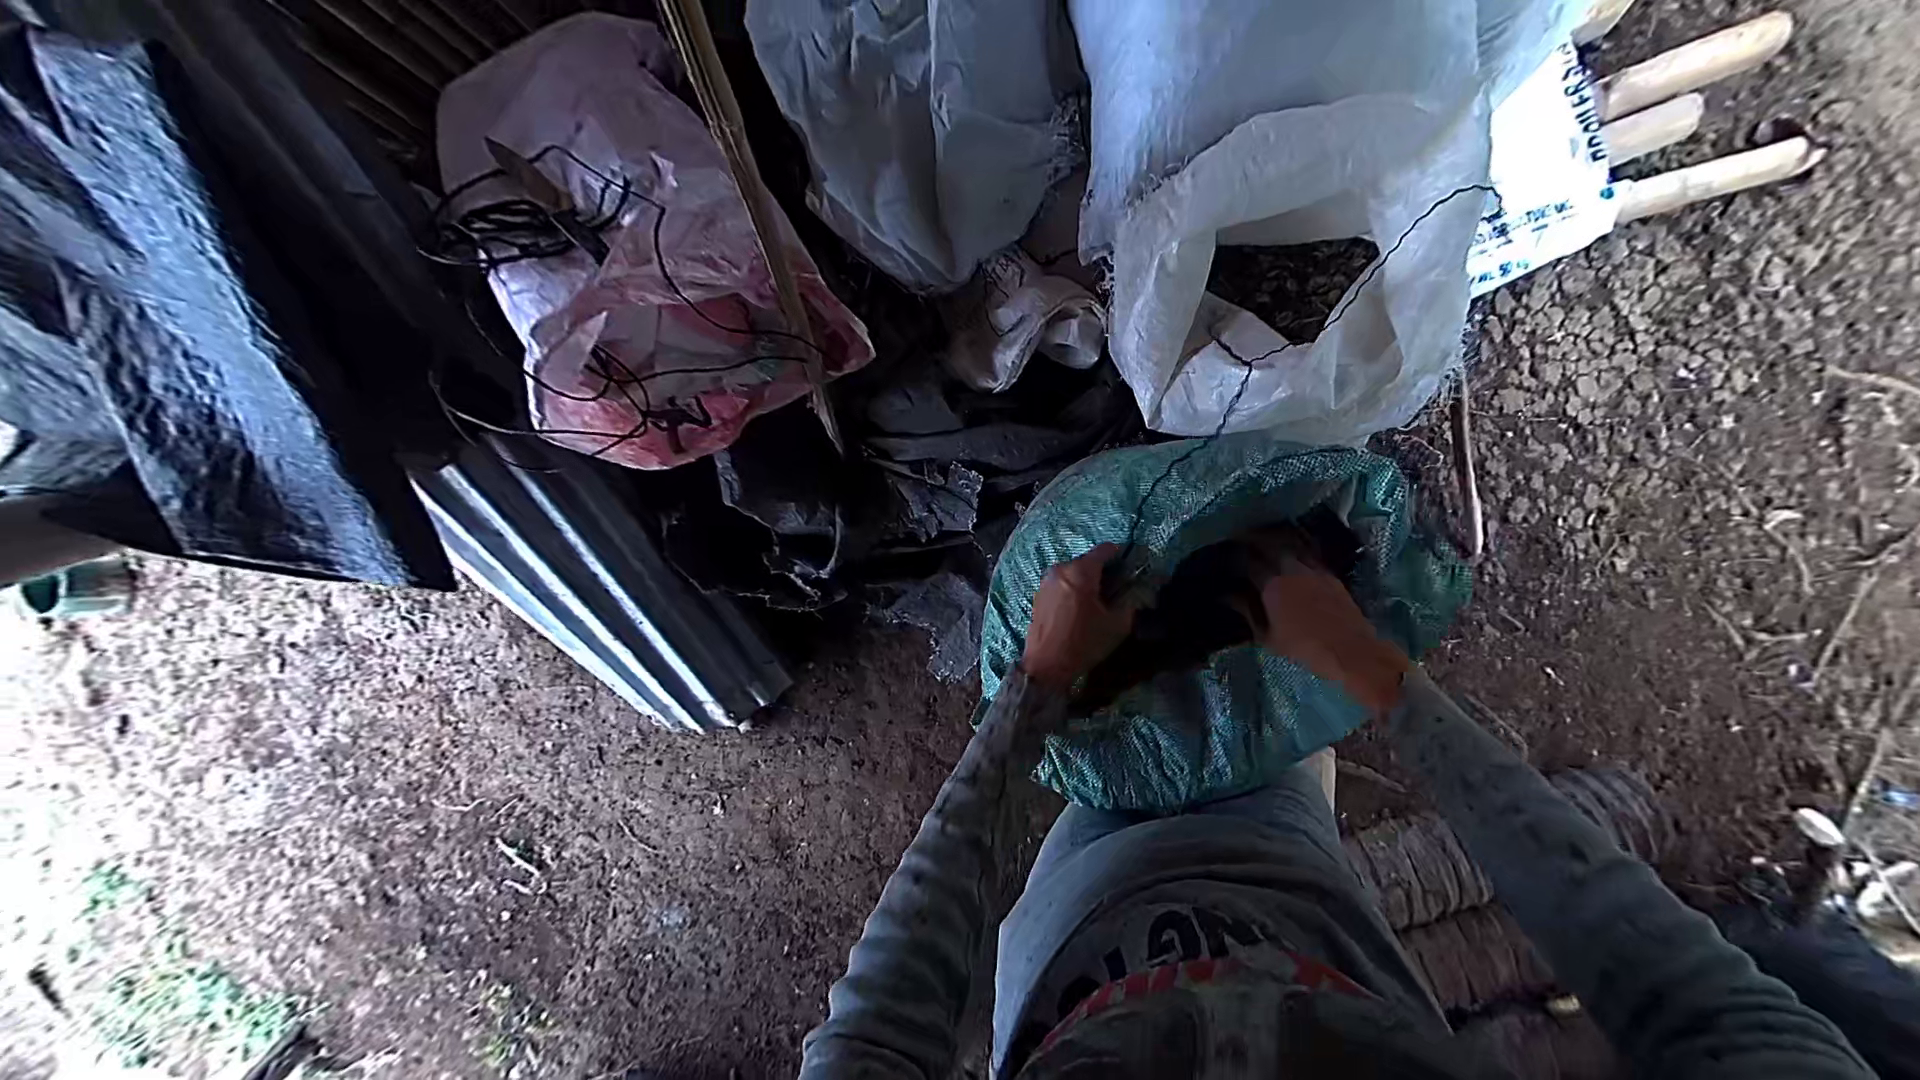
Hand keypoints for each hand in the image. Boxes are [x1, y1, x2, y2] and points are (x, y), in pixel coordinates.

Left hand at [1021, 543, 1135, 692]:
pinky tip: (1079, 609)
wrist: (1045, 665)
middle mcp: (1060, 568)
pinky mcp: (1038, 593)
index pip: (1105, 549)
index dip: (1121, 556)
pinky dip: (1073, 589)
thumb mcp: (1117, 624)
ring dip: (1087, 581)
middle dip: (1104, 572)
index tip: (1130, 568)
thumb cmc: (1083, 643)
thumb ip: (1131, 600)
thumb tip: (1137, 588)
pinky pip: (1062, 583)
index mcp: (1080, 571)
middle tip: (1117, 591)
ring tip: (1098, 602)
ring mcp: (1046, 580)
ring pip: (1074, 572)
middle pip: (1088, 561)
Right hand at [1246, 556, 1408, 712]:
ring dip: (1278, 544)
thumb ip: (1248, 613)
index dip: (1236, 557)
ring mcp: (1315, 571)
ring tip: (1267, 545)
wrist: (1353, 652)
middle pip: (1271, 545)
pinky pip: (1309, 557)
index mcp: (1272, 584)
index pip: (1249, 562)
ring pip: (1292, 548)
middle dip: (1256, 540)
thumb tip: (1230, 598)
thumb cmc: (1305, 648)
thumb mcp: (1268, 637)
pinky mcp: (1331, 577)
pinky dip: (1297, 554)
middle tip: (1244, 540)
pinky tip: (1293, 561)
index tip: (1228, 556)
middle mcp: (1292, 570)